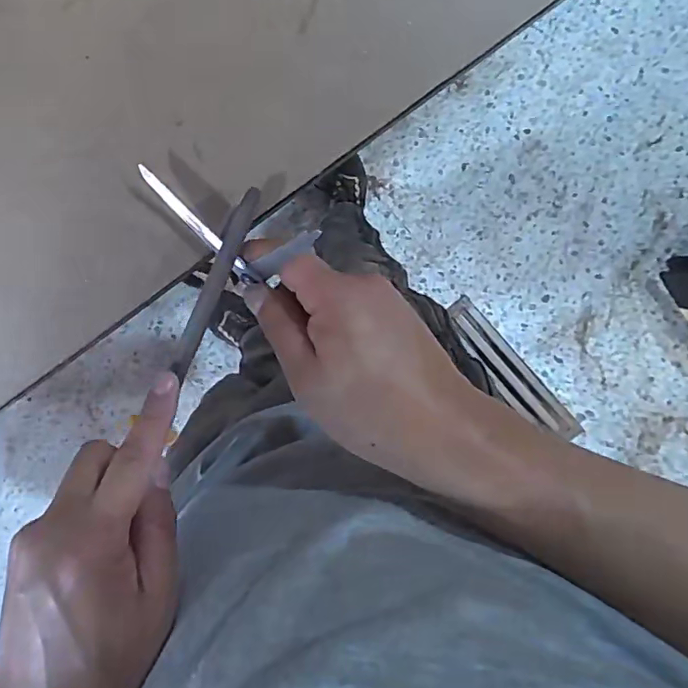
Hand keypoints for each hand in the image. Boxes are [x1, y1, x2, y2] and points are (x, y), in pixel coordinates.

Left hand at [0, 373, 180, 687]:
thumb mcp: (157, 600)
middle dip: (122, 464)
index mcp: (92, 540)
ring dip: (103, 496)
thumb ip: (158, 527)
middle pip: (94, 455)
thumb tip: (155, 472)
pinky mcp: (18, 543)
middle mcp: (52, 524)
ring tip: (110, 557)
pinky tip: (85, 569)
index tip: (167, 379)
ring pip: (77, 482)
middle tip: (139, 512)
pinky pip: (62, 507)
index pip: (131, 463)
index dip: (154, 419)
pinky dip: (84, 516)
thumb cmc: (111, 661)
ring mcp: (29, 533)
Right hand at [247, 249, 529, 502]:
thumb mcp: (307, 375)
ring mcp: (388, 296)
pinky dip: (340, 324)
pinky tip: (350, 366)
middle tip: (286, 348)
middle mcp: (365, 283)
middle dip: (291, 300)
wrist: (448, 432)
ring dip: (317, 317)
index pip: (289, 255)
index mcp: (338, 293)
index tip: (239, 270)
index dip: (261, 258)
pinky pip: (356, 306)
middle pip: (312, 276)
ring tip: (323, 367)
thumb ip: (278, 325)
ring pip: (334, 294)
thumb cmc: (367, 410)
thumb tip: (257, 290)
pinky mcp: (402, 313)